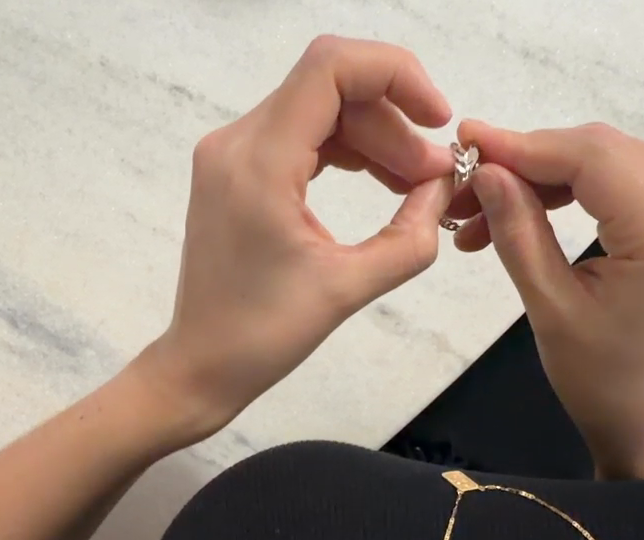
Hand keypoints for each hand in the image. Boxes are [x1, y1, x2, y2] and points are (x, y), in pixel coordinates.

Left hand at [133, 36, 456, 434]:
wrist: (202, 366)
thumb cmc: (258, 338)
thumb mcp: (346, 290)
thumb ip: (409, 238)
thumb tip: (441, 189)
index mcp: (258, 165)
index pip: (331, 68)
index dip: (397, 74)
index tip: (437, 120)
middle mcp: (235, 145)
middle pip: (330, 89)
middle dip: (393, 123)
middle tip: (430, 177)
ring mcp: (230, 157)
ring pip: (318, 111)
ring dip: (373, 138)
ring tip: (412, 185)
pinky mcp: (235, 175)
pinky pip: (299, 138)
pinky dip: (344, 152)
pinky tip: (378, 181)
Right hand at [449, 121, 643, 481]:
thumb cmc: (597, 379)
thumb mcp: (549, 308)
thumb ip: (518, 230)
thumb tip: (484, 169)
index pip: (592, 158)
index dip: (523, 146)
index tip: (466, 142)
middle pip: (604, 152)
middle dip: (529, 164)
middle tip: (466, 192)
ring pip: (614, 161)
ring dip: (549, 177)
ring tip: (487, 208)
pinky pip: (632, 179)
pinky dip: (580, 188)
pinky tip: (534, 205)